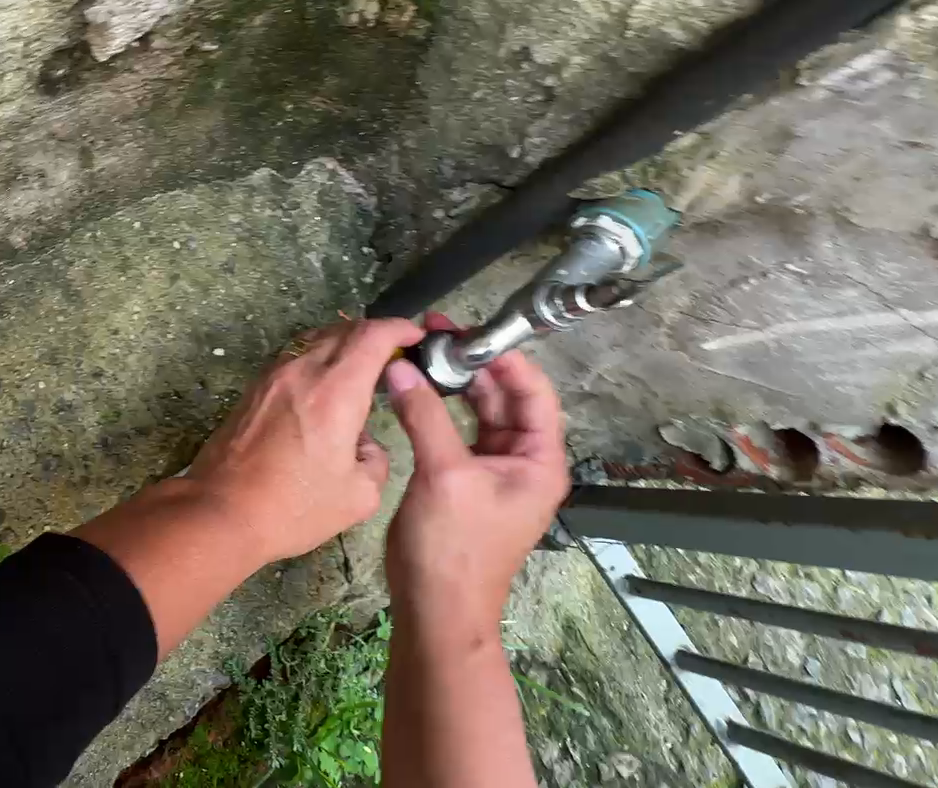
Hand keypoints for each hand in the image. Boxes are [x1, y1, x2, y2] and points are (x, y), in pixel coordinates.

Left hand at [184, 316, 425, 563]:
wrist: (221, 509)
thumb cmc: (293, 506)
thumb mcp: (358, 496)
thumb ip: (375, 459)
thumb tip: (363, 441)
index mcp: (334, 391)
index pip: (371, 337)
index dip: (398, 329)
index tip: (415, 337)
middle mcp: (302, 371)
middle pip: (342, 331)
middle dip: (373, 334)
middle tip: (393, 353)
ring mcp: (272, 376)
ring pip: (314, 340)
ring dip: (342, 343)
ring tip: (360, 366)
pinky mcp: (254, 388)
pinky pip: (293, 357)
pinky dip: (316, 358)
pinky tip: (324, 385)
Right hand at [382, 316, 567, 642]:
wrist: (436, 607)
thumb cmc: (454, 547)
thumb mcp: (443, 475)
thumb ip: (424, 414)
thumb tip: (399, 366)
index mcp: (538, 460)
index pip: (532, 391)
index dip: (503, 357)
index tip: (464, 330)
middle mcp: (521, 459)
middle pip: (503, 396)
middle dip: (471, 364)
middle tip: (433, 334)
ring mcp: (491, 469)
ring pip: (476, 411)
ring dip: (452, 383)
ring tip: (421, 353)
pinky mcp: (461, 477)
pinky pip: (454, 429)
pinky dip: (436, 406)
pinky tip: (413, 388)